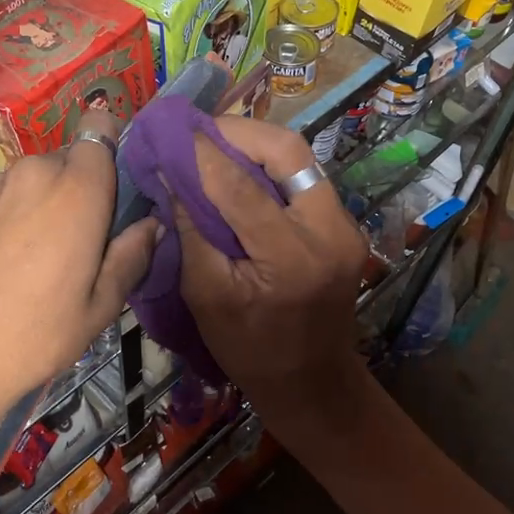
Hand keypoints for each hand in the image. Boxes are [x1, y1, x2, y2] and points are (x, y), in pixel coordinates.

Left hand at [0, 109, 155, 459]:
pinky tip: (9, 260)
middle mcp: (33, 171)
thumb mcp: (101, 305)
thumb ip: (132, 255)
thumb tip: (151, 225)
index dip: (112, 149)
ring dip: (46, 200)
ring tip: (45, 254)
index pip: (101, 128)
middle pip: (69, 158)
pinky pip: (6, 195)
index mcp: (76, 187)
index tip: (117, 188)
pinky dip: (15, 213)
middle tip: (86, 236)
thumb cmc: (38, 333)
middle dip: (82, 186)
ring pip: (35, 177)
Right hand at [175, 117, 370, 415]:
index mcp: (291, 258)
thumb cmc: (250, 349)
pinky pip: (304, 176)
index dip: (201, 153)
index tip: (169, 131)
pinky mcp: (344, 224)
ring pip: (300, 157)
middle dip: (239, 131)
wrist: (314, 383)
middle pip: (288, 151)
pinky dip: (269, 163)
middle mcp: (329, 231)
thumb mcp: (206, 295)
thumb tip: (168, 174)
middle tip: (199, 131)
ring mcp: (345, 225)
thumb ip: (190, 231)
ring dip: (255, 143)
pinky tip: (239, 168)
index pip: (240, 186)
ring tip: (214, 143)